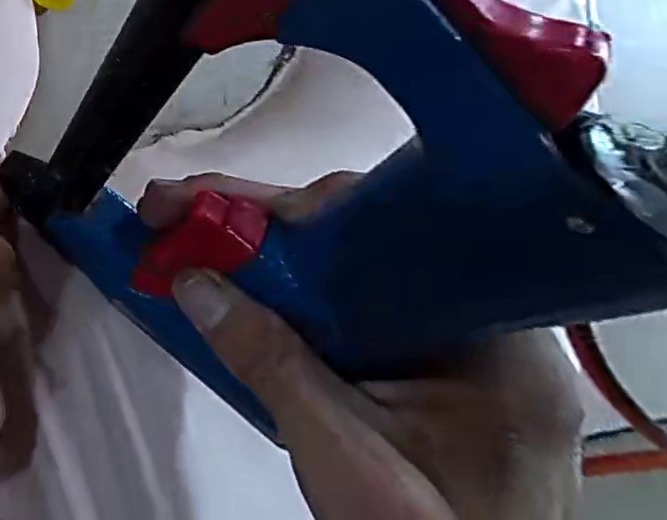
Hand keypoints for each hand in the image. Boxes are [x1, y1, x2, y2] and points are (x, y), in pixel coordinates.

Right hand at [141, 172, 583, 519]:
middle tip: (177, 211)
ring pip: (339, 268)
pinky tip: (232, 285)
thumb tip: (192, 281)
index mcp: (489, 334)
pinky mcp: (416, 360)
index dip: (293, 209)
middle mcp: (474, 319)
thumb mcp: (348, 463)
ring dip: (260, 254)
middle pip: (351, 240)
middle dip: (257, 224)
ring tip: (189, 238)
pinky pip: (341, 302)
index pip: (381, 232)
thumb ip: (273, 367)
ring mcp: (445, 339)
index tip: (216, 203)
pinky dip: (281, 292)